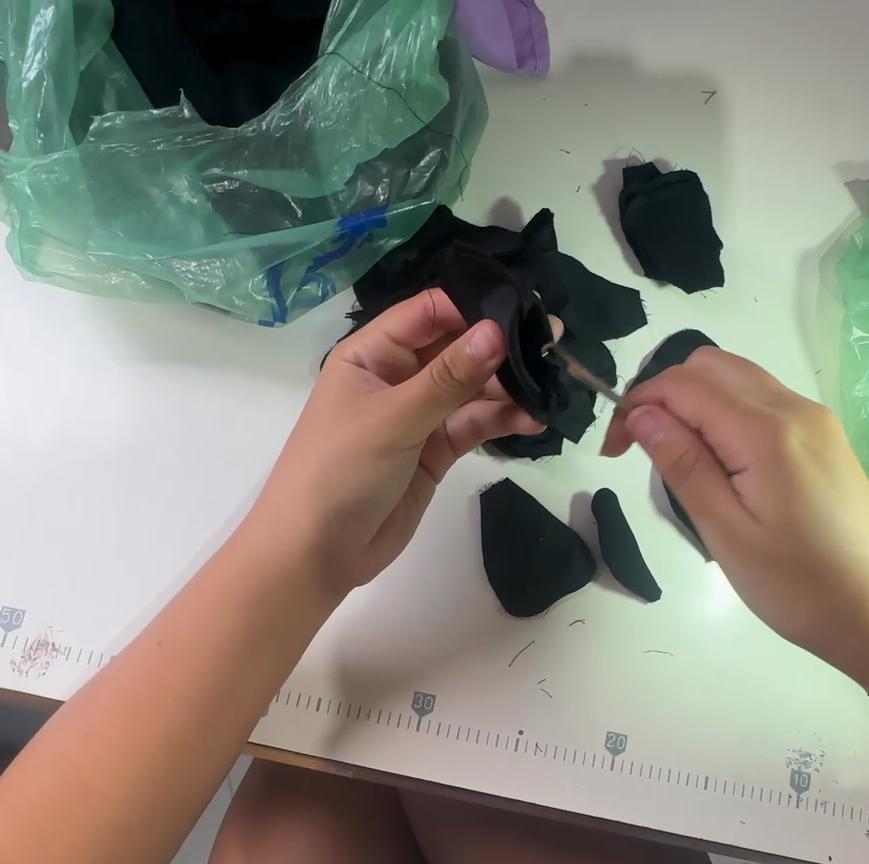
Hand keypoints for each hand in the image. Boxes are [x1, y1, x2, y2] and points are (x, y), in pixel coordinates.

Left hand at [241, 289, 543, 600]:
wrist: (317, 551)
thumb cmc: (339, 471)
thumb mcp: (393, 419)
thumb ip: (448, 378)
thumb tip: (496, 331)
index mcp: (372, 354)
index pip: (428, 313)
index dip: (472, 307)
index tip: (521, 311)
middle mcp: (397, 377)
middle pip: (455, 349)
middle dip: (499, 347)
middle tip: (551, 342)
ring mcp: (418, 417)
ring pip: (470, 390)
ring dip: (507, 387)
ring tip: (551, 384)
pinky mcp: (435, 452)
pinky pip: (473, 425)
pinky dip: (502, 421)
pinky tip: (533, 419)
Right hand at [600, 347, 868, 680]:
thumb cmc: (801, 588)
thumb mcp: (727, 533)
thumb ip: (683, 465)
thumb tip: (641, 414)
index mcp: (767, 431)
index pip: (682, 385)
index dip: (635, 405)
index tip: (611, 452)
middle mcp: (795, 409)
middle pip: (710, 366)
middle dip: (662, 394)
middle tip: (638, 450)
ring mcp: (816, 422)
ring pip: (737, 380)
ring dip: (693, 403)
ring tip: (675, 460)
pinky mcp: (825, 440)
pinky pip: (761, 403)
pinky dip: (724, 415)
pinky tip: (718, 464)